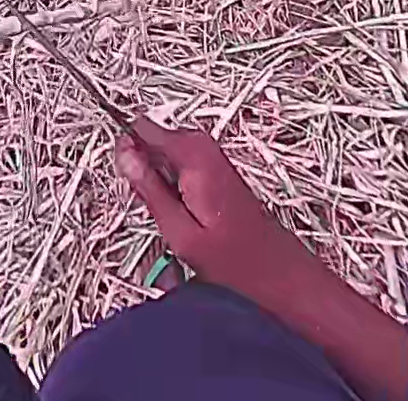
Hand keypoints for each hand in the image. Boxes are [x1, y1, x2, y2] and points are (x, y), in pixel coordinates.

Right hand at [117, 116, 407, 400]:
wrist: (284, 280)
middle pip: (151, 141)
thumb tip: (123, 154)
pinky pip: (178, 168)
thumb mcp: (180, 232)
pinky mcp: (214, 169)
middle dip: (145, 172)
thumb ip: (147, 188)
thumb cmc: (240, 264)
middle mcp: (203, 146)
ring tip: (177, 219)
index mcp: (193, 153)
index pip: (140, 127)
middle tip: (159, 210)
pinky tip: (189, 219)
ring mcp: (210, 156)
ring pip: (162, 157)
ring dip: (160, 184)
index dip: (129, 153)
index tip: (129, 178)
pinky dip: (175, 190)